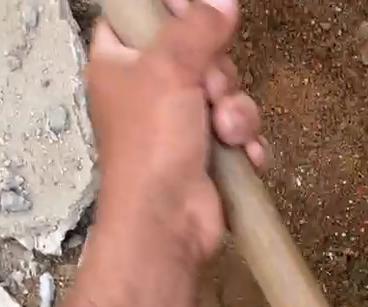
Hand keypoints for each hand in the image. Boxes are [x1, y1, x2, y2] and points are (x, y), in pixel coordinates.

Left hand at [86, 0, 265, 266]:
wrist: (167, 222)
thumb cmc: (152, 144)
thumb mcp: (169, 69)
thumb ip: (198, 28)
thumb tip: (225, 0)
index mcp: (120, 61)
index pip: (143, 15)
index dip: (173, 11)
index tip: (193, 16)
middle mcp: (150, 91)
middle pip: (199, 53)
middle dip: (218, 74)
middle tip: (211, 92)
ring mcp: (183, 127)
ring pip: (227, 94)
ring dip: (237, 113)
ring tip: (226, 134)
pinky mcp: (211, 158)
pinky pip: (241, 133)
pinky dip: (246, 144)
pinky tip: (244, 156)